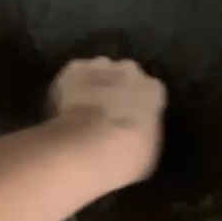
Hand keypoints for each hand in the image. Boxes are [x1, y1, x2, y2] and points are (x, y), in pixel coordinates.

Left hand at [48, 57, 167, 184]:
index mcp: (153, 90)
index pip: (151, 90)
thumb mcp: (150, 145)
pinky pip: (75, 74)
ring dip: (95, 83)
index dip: (141, 102)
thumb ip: (146, 125)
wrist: (92, 143)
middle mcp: (129, 70)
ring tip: (86, 106)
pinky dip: (72, 85)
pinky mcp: (74, 68)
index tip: (134, 116)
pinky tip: (68, 104)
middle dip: (119, 86)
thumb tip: (137, 124)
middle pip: (125, 73)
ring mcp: (100, 65)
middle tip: (110, 108)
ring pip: (99, 70)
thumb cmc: (128, 155)